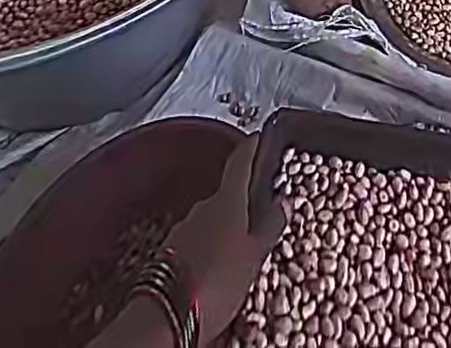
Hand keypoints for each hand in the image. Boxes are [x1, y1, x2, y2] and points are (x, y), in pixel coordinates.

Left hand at [161, 134, 284, 345]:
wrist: (166, 314)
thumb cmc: (217, 280)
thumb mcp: (254, 255)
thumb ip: (270, 226)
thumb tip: (284, 201)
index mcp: (227, 200)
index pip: (240, 161)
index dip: (251, 147)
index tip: (257, 138)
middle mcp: (203, 206)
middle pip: (226, 193)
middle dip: (241, 201)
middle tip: (258, 212)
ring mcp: (184, 228)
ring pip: (210, 219)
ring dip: (224, 228)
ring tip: (240, 248)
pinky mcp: (171, 252)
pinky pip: (196, 241)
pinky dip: (208, 248)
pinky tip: (217, 267)